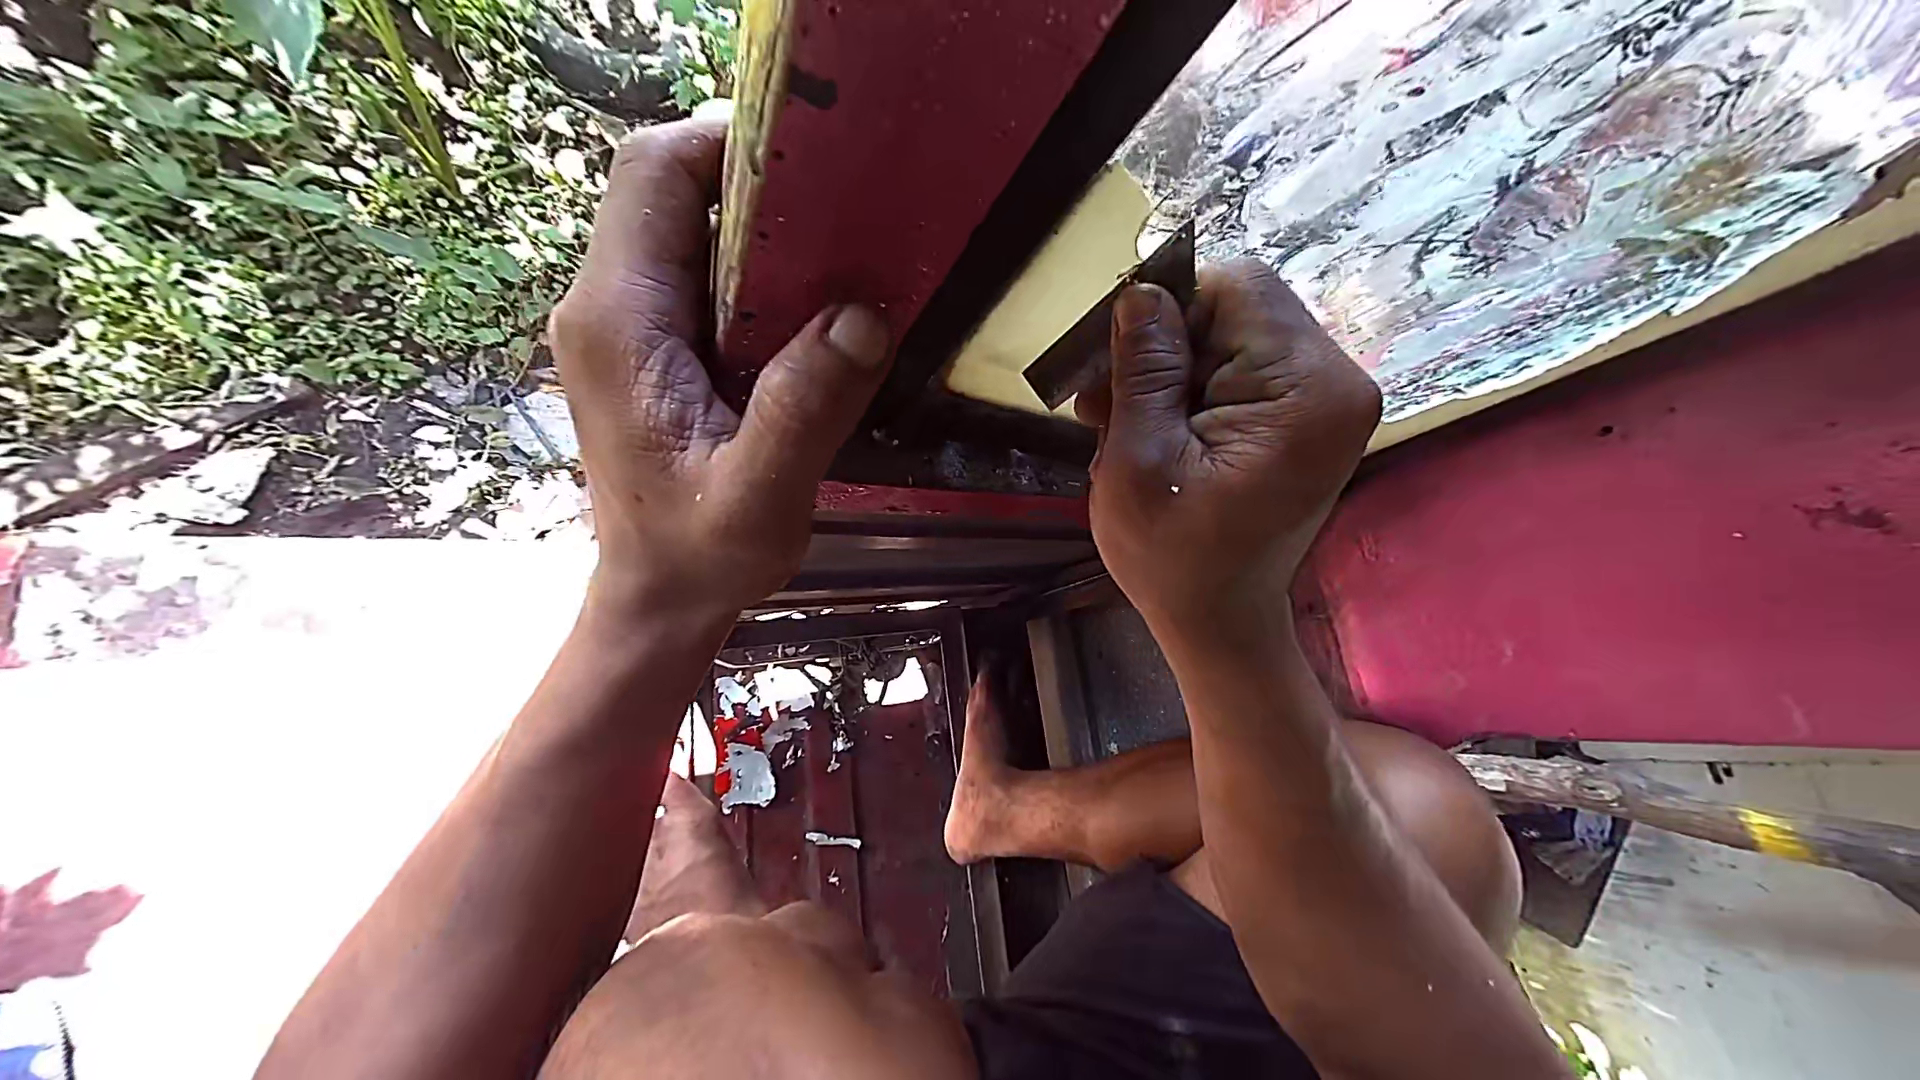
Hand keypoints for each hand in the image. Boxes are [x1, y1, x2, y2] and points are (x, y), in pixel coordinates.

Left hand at [549, 118, 892, 623]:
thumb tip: (863, 316)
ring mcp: (627, 331)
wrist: (660, 598)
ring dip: (764, 238)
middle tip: (845, 217)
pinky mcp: (652, 356)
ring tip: (839, 264)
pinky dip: (759, 283)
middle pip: (672, 195)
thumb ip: (805, 408)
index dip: (728, 145)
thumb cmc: (699, 556)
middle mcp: (607, 310)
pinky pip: (704, 286)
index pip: (655, 176)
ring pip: (691, 238)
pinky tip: (809, 316)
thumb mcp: (760, 494)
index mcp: (619, 323)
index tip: (814, 163)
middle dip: (758, 189)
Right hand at [1076, 259, 1379, 627]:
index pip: (1237, 289)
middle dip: (1160, 348)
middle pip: (1236, 312)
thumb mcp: (1139, 461)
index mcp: (1306, 393)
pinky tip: (1149, 429)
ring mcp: (1323, 402)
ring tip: (1116, 423)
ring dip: (1165, 373)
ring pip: (1229, 340)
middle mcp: (1335, 384)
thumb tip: (1139, 292)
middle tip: (1101, 400)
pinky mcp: (1303, 419)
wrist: (1218, 620)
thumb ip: (1143, 370)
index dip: (1165, 309)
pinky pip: (1237, 373)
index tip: (1109, 357)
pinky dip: (1186, 393)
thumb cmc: (1171, 558)